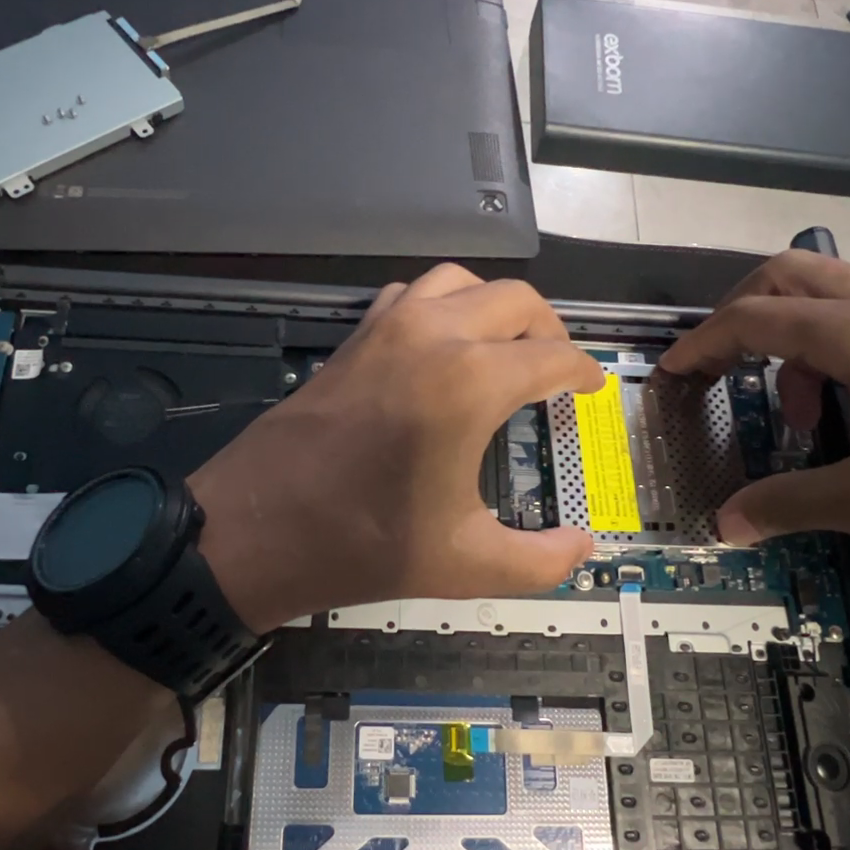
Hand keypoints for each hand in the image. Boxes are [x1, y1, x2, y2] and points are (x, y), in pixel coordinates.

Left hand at [189, 264, 605, 630]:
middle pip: (516, 301)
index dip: (583, 372)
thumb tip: (581, 545)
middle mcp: (434, 336)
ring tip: (505, 350)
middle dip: (549, 331)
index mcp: (471, 382)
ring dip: (495, 308)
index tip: (592, 388)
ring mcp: (386, 328)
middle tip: (557, 372)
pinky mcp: (353, 337)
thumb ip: (542, 561)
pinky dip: (441, 307)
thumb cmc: (364, 546)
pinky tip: (441, 347)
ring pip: (461, 283)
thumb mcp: (467, 565)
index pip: (552, 358)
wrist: (257, 529)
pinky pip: (411, 295)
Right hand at [658, 251, 849, 587]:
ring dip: (793, 338)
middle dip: (739, 316)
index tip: (670, 373)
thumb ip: (785, 504)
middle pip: (788, 275)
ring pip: (834, 291)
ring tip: (801, 413)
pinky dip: (838, 347)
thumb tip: (724, 525)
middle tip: (719, 367)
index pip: (752, 318)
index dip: (701, 344)